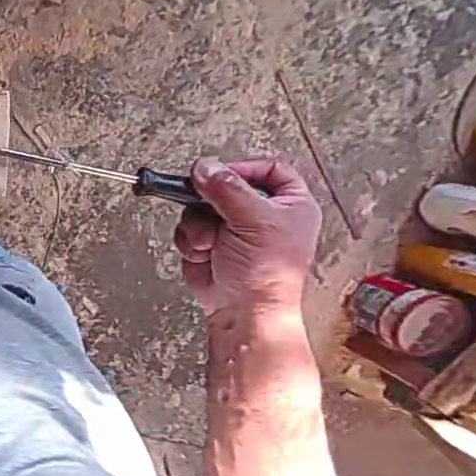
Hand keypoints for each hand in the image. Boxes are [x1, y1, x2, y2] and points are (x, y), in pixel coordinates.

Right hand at [172, 157, 320, 315]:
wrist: (243, 309)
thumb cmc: (266, 274)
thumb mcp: (254, 220)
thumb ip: (227, 189)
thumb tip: (205, 167)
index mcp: (288, 204)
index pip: (268, 170)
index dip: (242, 169)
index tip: (220, 174)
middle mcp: (258, 214)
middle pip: (222, 188)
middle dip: (208, 203)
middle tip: (207, 210)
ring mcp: (229, 229)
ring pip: (198, 209)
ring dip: (197, 227)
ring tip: (209, 243)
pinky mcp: (207, 244)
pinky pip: (187, 229)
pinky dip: (190, 242)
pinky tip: (203, 254)